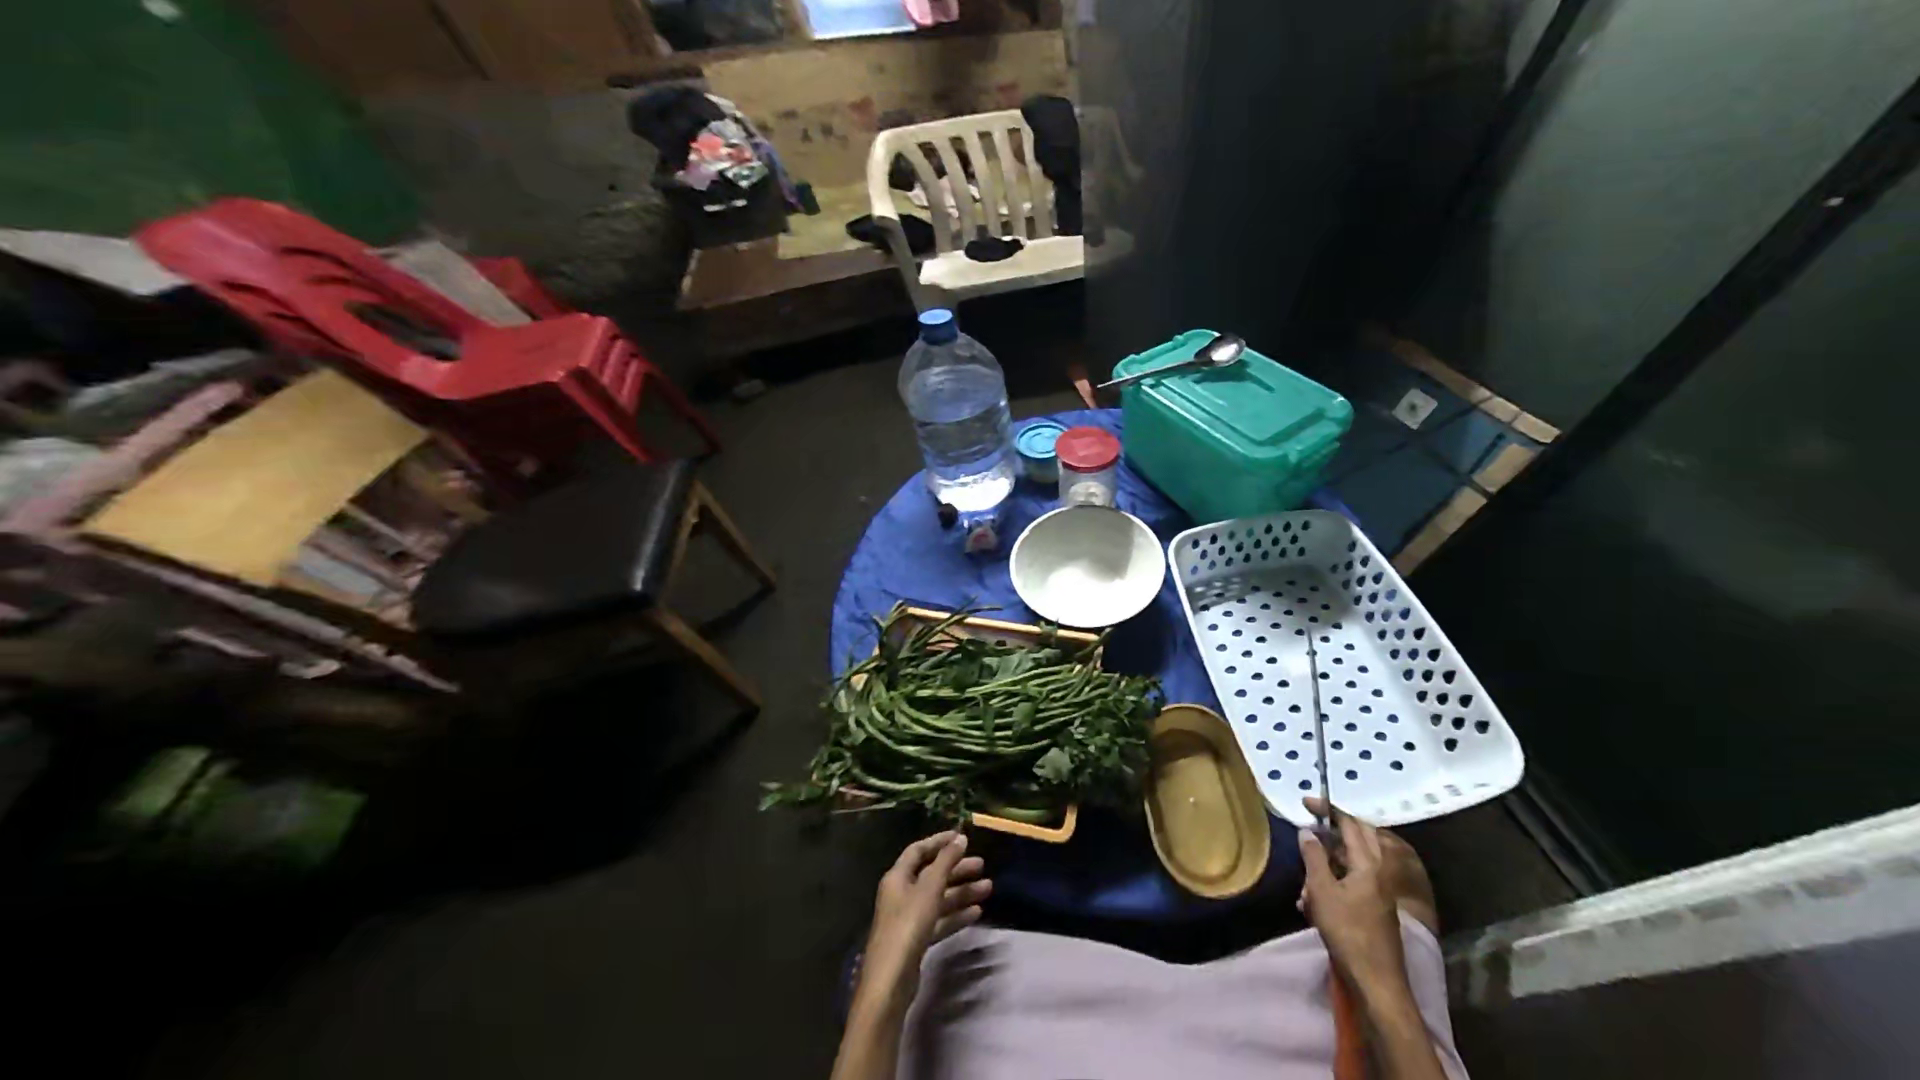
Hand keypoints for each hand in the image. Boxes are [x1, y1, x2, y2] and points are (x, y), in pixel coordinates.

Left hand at [858, 831, 991, 1008]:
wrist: (891, 980)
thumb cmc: (908, 925)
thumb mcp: (929, 889)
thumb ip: (945, 862)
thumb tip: (961, 838)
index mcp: (898, 877)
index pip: (918, 850)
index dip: (939, 842)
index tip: (962, 837)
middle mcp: (901, 893)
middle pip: (931, 874)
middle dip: (956, 869)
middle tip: (982, 865)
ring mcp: (908, 918)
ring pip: (938, 898)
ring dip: (962, 892)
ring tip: (988, 888)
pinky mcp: (916, 939)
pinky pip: (939, 920)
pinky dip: (956, 915)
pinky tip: (976, 913)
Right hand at [1297, 797, 1410, 1000]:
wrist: (1375, 979)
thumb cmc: (1347, 931)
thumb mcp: (1322, 890)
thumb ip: (1314, 857)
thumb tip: (1307, 831)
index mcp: (1369, 864)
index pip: (1349, 825)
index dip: (1328, 810)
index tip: (1305, 803)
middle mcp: (1379, 872)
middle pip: (1358, 839)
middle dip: (1332, 831)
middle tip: (1309, 830)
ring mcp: (1379, 890)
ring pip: (1353, 861)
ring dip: (1328, 862)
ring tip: (1305, 880)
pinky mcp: (1375, 907)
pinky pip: (1353, 881)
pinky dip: (1334, 881)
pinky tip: (1312, 901)